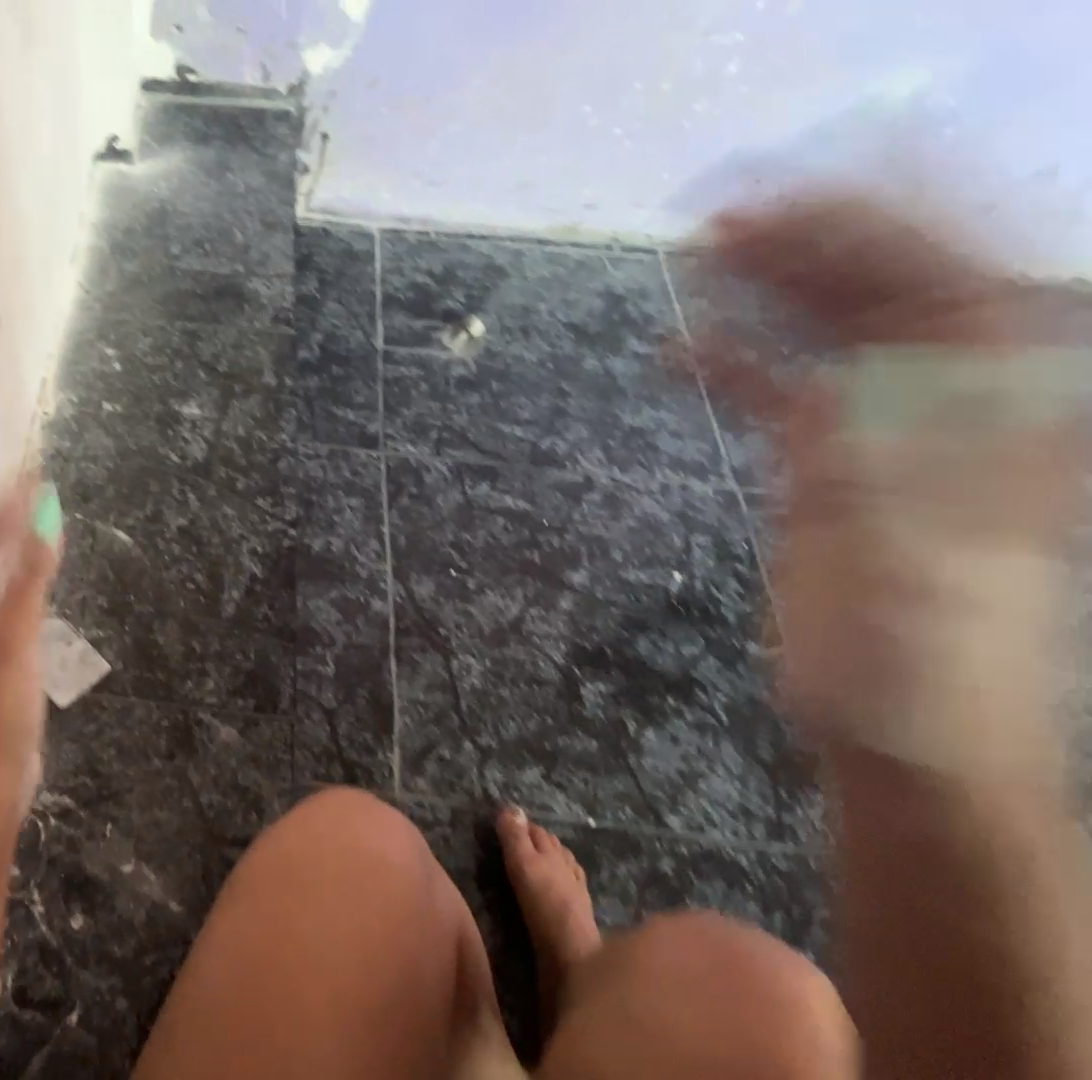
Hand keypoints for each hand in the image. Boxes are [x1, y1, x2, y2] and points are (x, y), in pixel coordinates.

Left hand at [0, 478, 59, 810]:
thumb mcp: (14, 637)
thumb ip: (30, 577)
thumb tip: (46, 520)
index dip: (1, 503)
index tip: (32, 473)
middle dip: (6, 519)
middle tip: (40, 488)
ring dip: (14, 548)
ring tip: (41, 520)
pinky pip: (4, 604)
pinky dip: (22, 582)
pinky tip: (39, 580)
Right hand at [687, 194, 1084, 773]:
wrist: (896, 732)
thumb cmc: (918, 663)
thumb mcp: (914, 563)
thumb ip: (883, 465)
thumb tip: (836, 377)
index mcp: (999, 418)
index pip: (953, 289)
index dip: (888, 226)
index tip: (809, 187)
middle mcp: (950, 407)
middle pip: (885, 297)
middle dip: (812, 246)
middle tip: (726, 213)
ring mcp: (884, 434)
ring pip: (825, 335)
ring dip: (767, 292)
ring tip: (699, 254)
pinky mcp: (823, 470)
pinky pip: (773, 394)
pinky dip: (728, 367)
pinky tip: (675, 351)